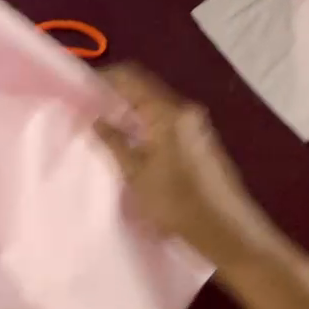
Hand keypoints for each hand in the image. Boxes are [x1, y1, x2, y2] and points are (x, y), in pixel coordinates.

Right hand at [94, 64, 286, 269]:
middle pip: (144, 90)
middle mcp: (184, 110)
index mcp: (167, 112)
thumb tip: (95, 119)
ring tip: (104, 130)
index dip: (105, 77)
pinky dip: (145, 126)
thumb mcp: (136, 174)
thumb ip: (113, 141)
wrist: (228, 231)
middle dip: (115, 97)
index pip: (131, 77)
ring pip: (155, 107)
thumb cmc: (177, 202)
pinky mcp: (200, 141)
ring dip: (130, 114)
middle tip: (88, 112)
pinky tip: (131, 145)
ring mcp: (196, 125)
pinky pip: (166, 122)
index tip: (81, 89)